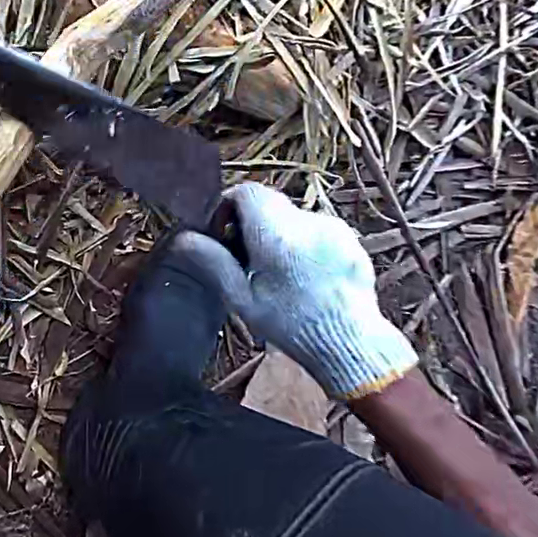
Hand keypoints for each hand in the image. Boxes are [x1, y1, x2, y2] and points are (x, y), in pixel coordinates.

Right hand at [173, 183, 415, 399]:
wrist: (353, 345)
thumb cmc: (291, 325)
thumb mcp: (242, 298)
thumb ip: (213, 262)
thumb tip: (184, 238)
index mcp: (275, 233)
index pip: (247, 192)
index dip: (229, 206)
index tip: (224, 233)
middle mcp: (306, 222)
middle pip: (269, 203)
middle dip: (252, 223)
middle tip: (246, 258)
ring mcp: (332, 229)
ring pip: (292, 217)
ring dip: (278, 234)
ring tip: (278, 272)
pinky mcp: (350, 240)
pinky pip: (316, 229)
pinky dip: (303, 243)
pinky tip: (304, 276)